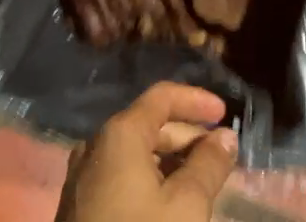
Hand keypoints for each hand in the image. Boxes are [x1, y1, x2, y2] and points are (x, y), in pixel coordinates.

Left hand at [56, 83, 239, 221]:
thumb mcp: (186, 206)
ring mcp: (83, 177)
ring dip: (171, 161)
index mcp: (119, 134)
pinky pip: (121, 176)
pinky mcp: (80, 207)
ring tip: (202, 182)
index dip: (196, 101)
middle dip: (187, 136)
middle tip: (220, 156)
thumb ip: (209, 165)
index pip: (161, 97)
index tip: (225, 114)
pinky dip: (150, 179)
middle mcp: (95, 146)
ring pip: (135, 154)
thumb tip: (225, 137)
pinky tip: (170, 203)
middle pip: (148, 125)